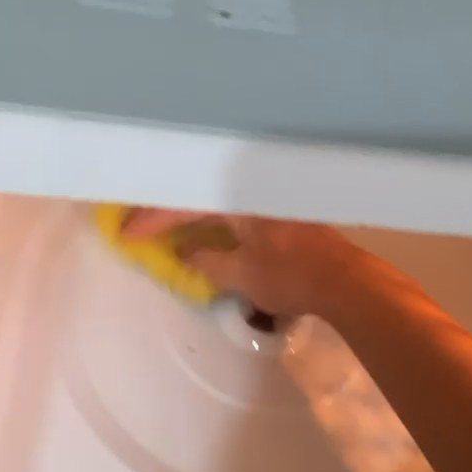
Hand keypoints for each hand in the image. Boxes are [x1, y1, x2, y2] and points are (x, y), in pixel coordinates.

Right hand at [120, 209, 370, 318]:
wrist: (345, 282)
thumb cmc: (290, 277)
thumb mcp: (241, 274)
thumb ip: (207, 259)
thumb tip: (183, 250)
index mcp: (240, 199)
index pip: (186, 205)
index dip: (154, 220)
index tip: (126, 232)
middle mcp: (253, 189)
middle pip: (202, 192)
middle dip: (170, 205)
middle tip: (140, 217)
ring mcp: (270, 197)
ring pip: (220, 197)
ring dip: (193, 208)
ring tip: (166, 220)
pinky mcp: (282, 210)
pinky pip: (236, 205)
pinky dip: (216, 213)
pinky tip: (208, 224)